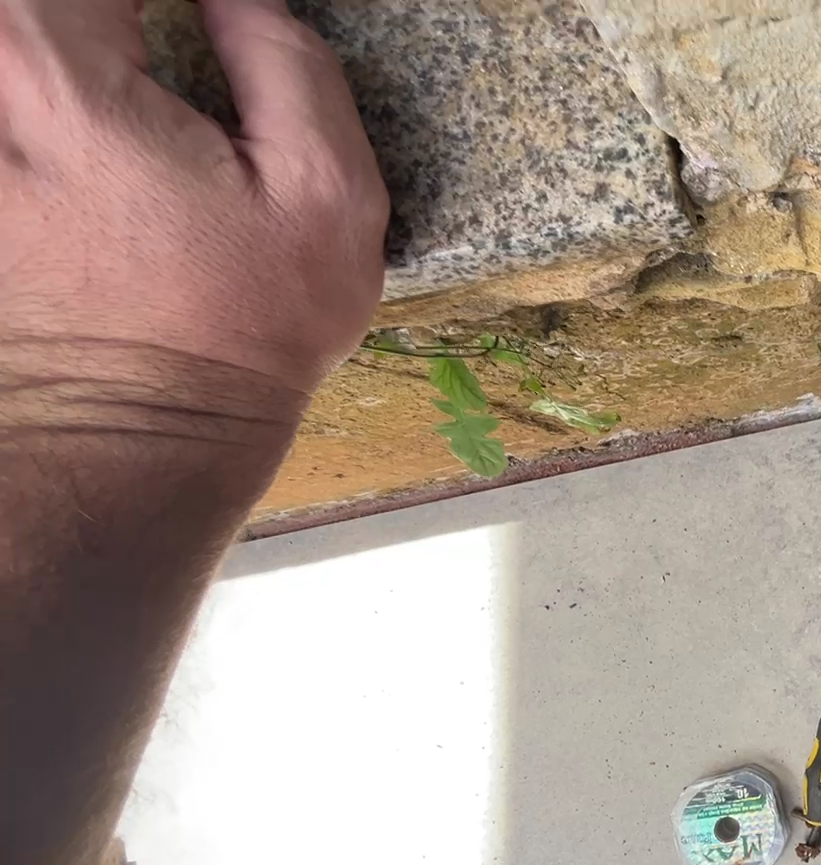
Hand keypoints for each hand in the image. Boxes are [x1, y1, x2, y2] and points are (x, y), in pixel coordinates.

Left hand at [0, 0, 386, 393]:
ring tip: (134, 75)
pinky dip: (38, 80)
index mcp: (59, 71)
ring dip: (73, 46)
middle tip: (187, 45)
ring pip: (14, 44)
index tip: (226, 20)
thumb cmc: (259, 309)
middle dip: (107, 26)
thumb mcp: (330, 196)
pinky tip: (92, 103)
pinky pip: (7, 91)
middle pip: (38, 10)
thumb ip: (290, 70)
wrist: (154, 411)